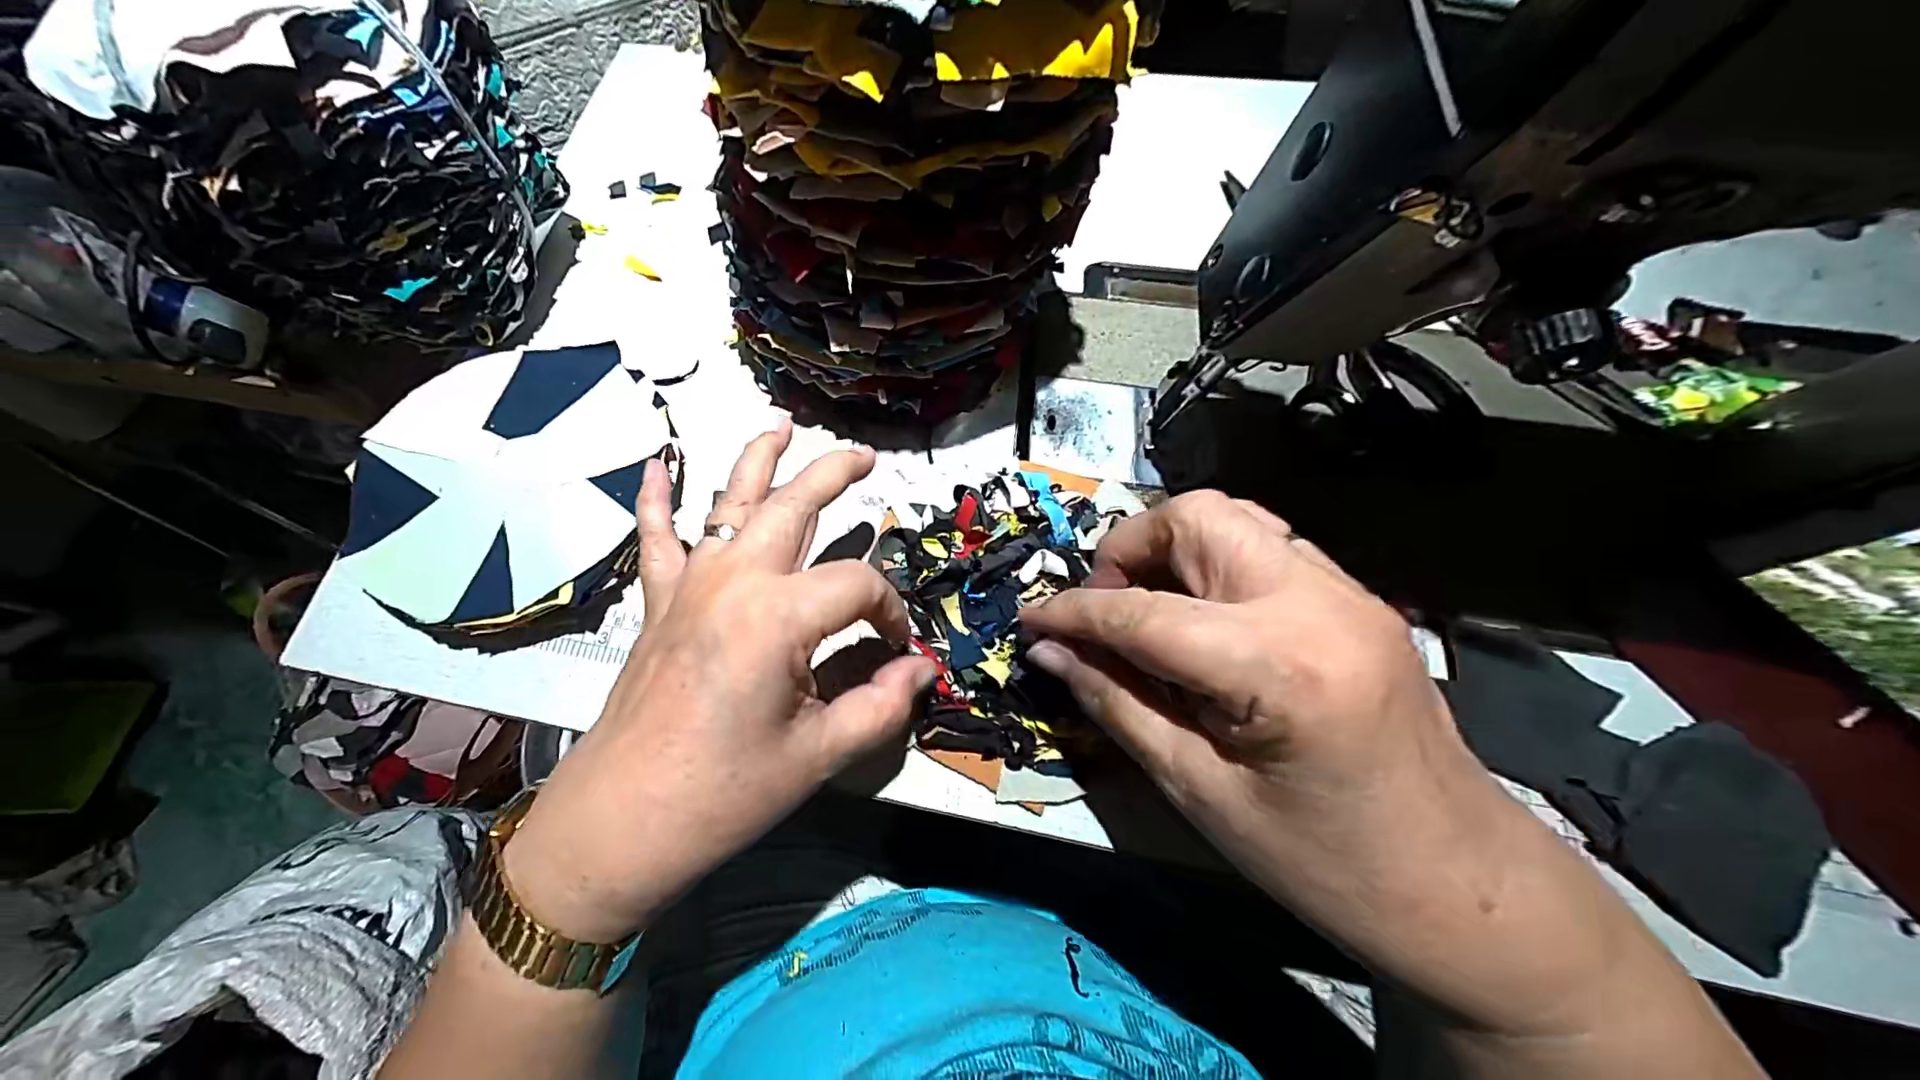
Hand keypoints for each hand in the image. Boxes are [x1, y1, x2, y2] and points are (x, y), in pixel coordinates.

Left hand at [503, 419, 935, 942]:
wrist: (619, 823)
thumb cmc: (724, 794)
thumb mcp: (819, 754)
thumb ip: (881, 704)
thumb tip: (922, 671)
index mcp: (778, 615)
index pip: (858, 586)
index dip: (891, 613)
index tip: (899, 651)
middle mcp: (734, 580)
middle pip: (794, 505)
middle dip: (834, 474)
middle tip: (864, 458)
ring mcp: (689, 585)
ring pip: (728, 502)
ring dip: (757, 460)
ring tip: (780, 427)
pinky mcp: (658, 604)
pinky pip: (656, 538)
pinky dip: (657, 499)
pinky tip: (658, 465)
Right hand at [1021, 491, 1623, 1035]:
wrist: (1465, 888)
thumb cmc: (1323, 862)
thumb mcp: (1200, 790)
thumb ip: (1117, 704)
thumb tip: (1051, 652)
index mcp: (1279, 664)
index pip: (1144, 611)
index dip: (1074, 612)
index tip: (1030, 619)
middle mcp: (1319, 602)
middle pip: (1197, 516)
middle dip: (1128, 550)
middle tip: (1103, 611)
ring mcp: (1348, 592)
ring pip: (1233, 519)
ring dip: (1171, 550)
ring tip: (1144, 612)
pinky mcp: (1357, 600)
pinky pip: (1265, 548)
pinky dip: (1212, 565)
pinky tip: (1197, 620)